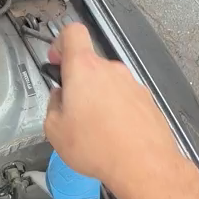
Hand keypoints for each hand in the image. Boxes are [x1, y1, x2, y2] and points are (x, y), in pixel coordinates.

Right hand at [44, 23, 195, 198]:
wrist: (142, 165)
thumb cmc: (101, 148)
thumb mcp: (54, 130)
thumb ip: (52, 106)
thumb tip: (58, 101)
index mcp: (85, 69)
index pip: (72, 34)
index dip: (60, 43)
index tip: (56, 60)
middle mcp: (111, 71)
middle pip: (90, 65)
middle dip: (78, 84)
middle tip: (71, 108)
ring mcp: (132, 85)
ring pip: (108, 84)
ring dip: (98, 100)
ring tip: (92, 129)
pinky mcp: (146, 101)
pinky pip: (125, 100)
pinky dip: (116, 112)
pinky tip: (111, 136)